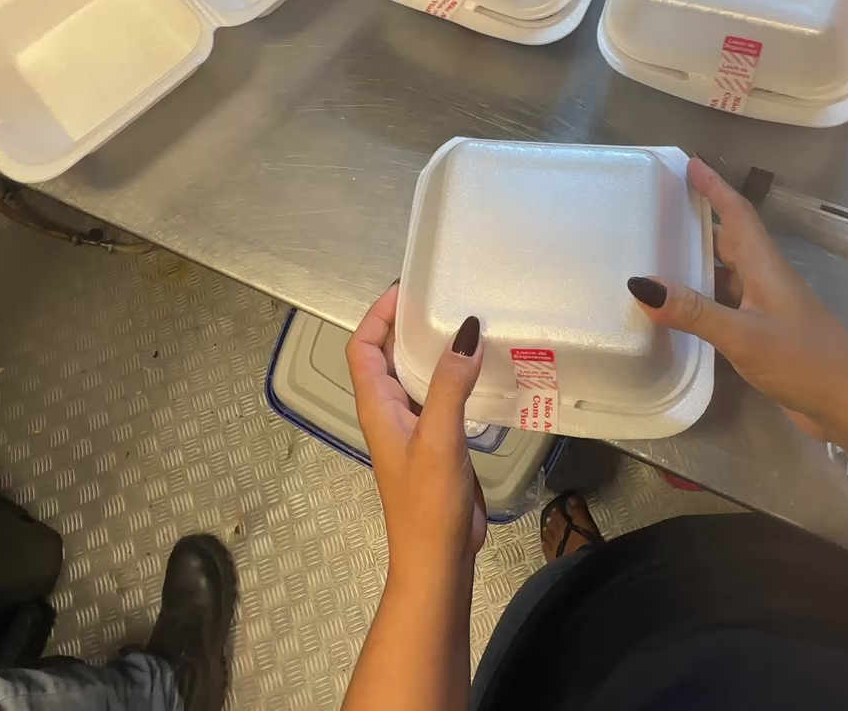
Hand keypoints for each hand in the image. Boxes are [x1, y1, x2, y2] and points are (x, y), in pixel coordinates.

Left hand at [345, 284, 486, 576]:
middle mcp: (391, 409)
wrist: (438, 559)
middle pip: (389, 353)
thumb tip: (466, 328)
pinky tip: (483, 367)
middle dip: (409, 322)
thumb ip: (450, 385)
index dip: (378, 315)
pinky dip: (456, 373)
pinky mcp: (438, 439)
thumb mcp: (438, 438)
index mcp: (377, 405)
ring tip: (468, 322)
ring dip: (434, 347)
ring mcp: (415, 425)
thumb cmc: (428, 502)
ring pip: (417, 372)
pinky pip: (442, 393)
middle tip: (446, 297)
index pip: (363, 346)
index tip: (408, 288)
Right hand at [625, 159, 847, 435]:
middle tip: (662, 204)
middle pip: (730, 238)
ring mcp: (766, 307)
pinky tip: (679, 307)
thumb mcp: (744, 336)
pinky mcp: (763, 333)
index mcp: (765, 267)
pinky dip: (701, 296)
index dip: (715, 187)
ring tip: (659, 250)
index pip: (737, 214)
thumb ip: (694, 311)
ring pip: (726, 271)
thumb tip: (640, 283)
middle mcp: (765, 279)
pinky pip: (725, 302)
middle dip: (700, 216)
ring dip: (698, 258)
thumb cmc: (804, 361)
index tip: (690, 162)